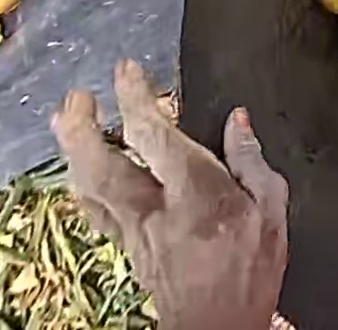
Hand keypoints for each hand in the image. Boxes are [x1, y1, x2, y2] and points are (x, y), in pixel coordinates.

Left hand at [52, 59, 287, 329]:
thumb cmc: (252, 268)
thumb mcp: (272, 208)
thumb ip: (251, 159)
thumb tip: (237, 119)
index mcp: (195, 194)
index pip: (154, 138)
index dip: (135, 100)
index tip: (125, 70)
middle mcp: (154, 212)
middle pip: (104, 166)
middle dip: (83, 128)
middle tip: (74, 97)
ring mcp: (135, 233)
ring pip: (93, 187)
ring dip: (75, 150)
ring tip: (65, 119)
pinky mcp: (129, 248)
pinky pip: (98, 209)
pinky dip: (85, 182)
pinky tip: (80, 170)